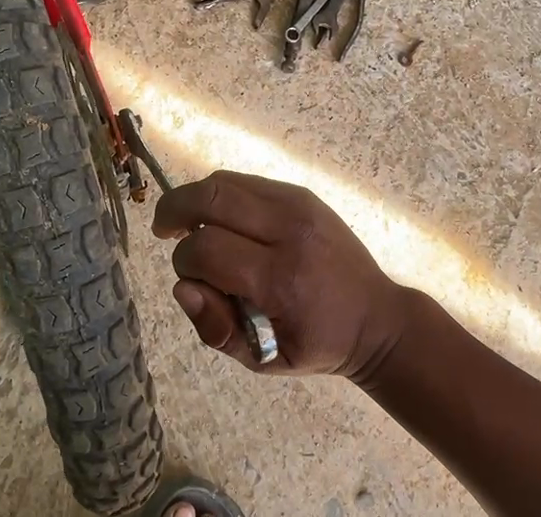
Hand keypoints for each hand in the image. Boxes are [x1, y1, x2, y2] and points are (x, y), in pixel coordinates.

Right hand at [152, 171, 406, 381]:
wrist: (376, 317)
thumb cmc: (317, 343)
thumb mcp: (264, 360)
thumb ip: (216, 329)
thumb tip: (182, 287)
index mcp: (282, 280)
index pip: (207, 250)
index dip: (184, 262)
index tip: (189, 278)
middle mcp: (290, 232)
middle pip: (210, 198)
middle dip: (174, 211)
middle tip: (164, 231)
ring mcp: (298, 204)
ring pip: (223, 181)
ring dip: (195, 200)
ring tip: (188, 225)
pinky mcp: (301, 193)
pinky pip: (244, 181)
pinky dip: (221, 196)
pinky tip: (221, 220)